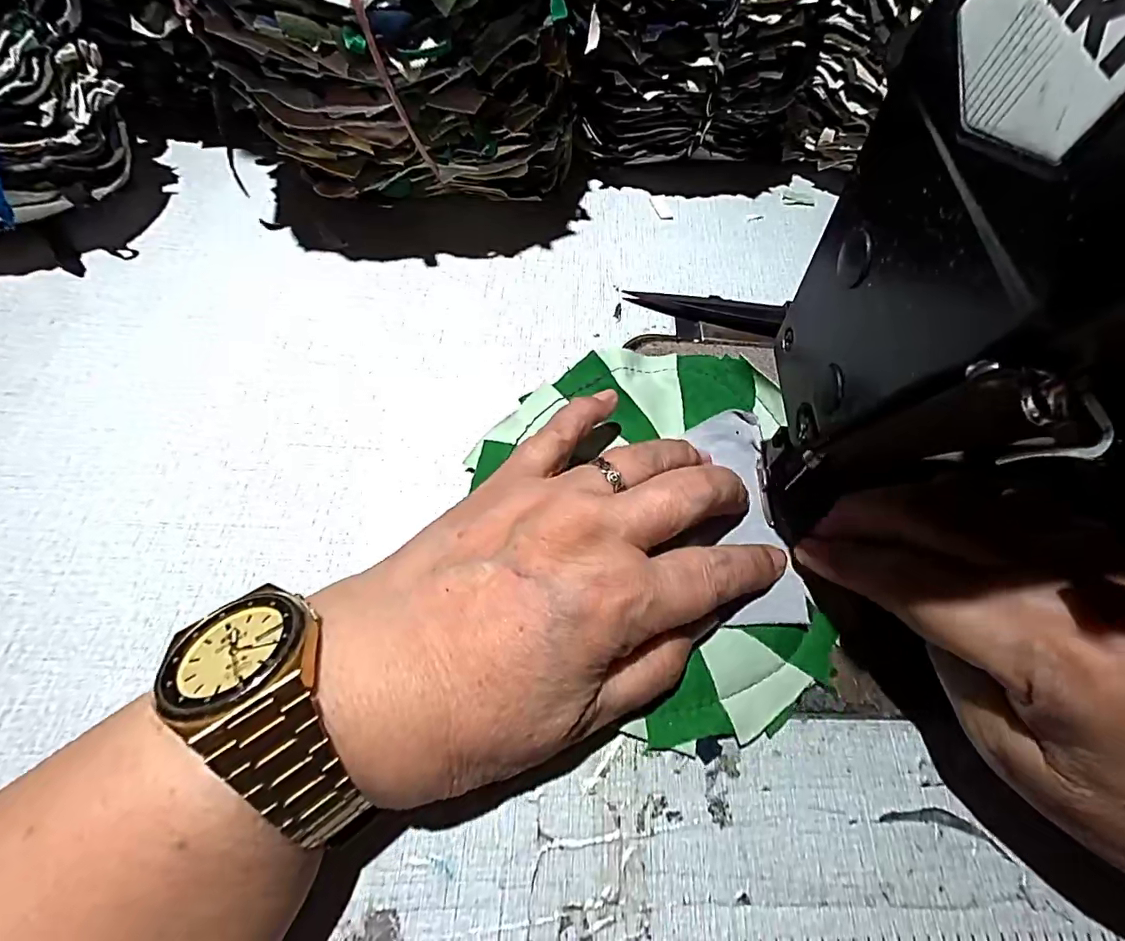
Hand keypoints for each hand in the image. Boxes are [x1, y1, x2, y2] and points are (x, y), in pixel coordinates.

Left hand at [307, 391, 785, 808]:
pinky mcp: (504, 483)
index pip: (715, 573)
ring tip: (694, 462)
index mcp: (622, 600)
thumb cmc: (468, 723)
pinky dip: (584, 412)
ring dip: (679, 454)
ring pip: (639, 455)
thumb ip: (651, 668)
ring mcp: (551, 498)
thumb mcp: (575, 722)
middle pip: (690, 495)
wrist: (351, 692)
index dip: (753, 567)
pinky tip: (605, 402)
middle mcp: (600, 534)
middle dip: (727, 494)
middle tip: (737, 502)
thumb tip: (695, 626)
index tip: (773, 562)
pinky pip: (555, 433)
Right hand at [796, 481, 1124, 940]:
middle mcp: (1081, 580)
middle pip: (951, 522)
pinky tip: (929, 503)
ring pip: (983, 502)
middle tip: (825, 511)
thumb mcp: (1019, 765)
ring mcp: (1108, 552)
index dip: (859, 560)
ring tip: (862, 502)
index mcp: (1054, 651)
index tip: (811, 546)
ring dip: (913, 496)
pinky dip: (960, 501)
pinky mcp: (1122, 546)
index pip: (925, 583)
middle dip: (876, 511)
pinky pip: (1020, 509)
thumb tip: (912, 602)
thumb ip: (954, 666)